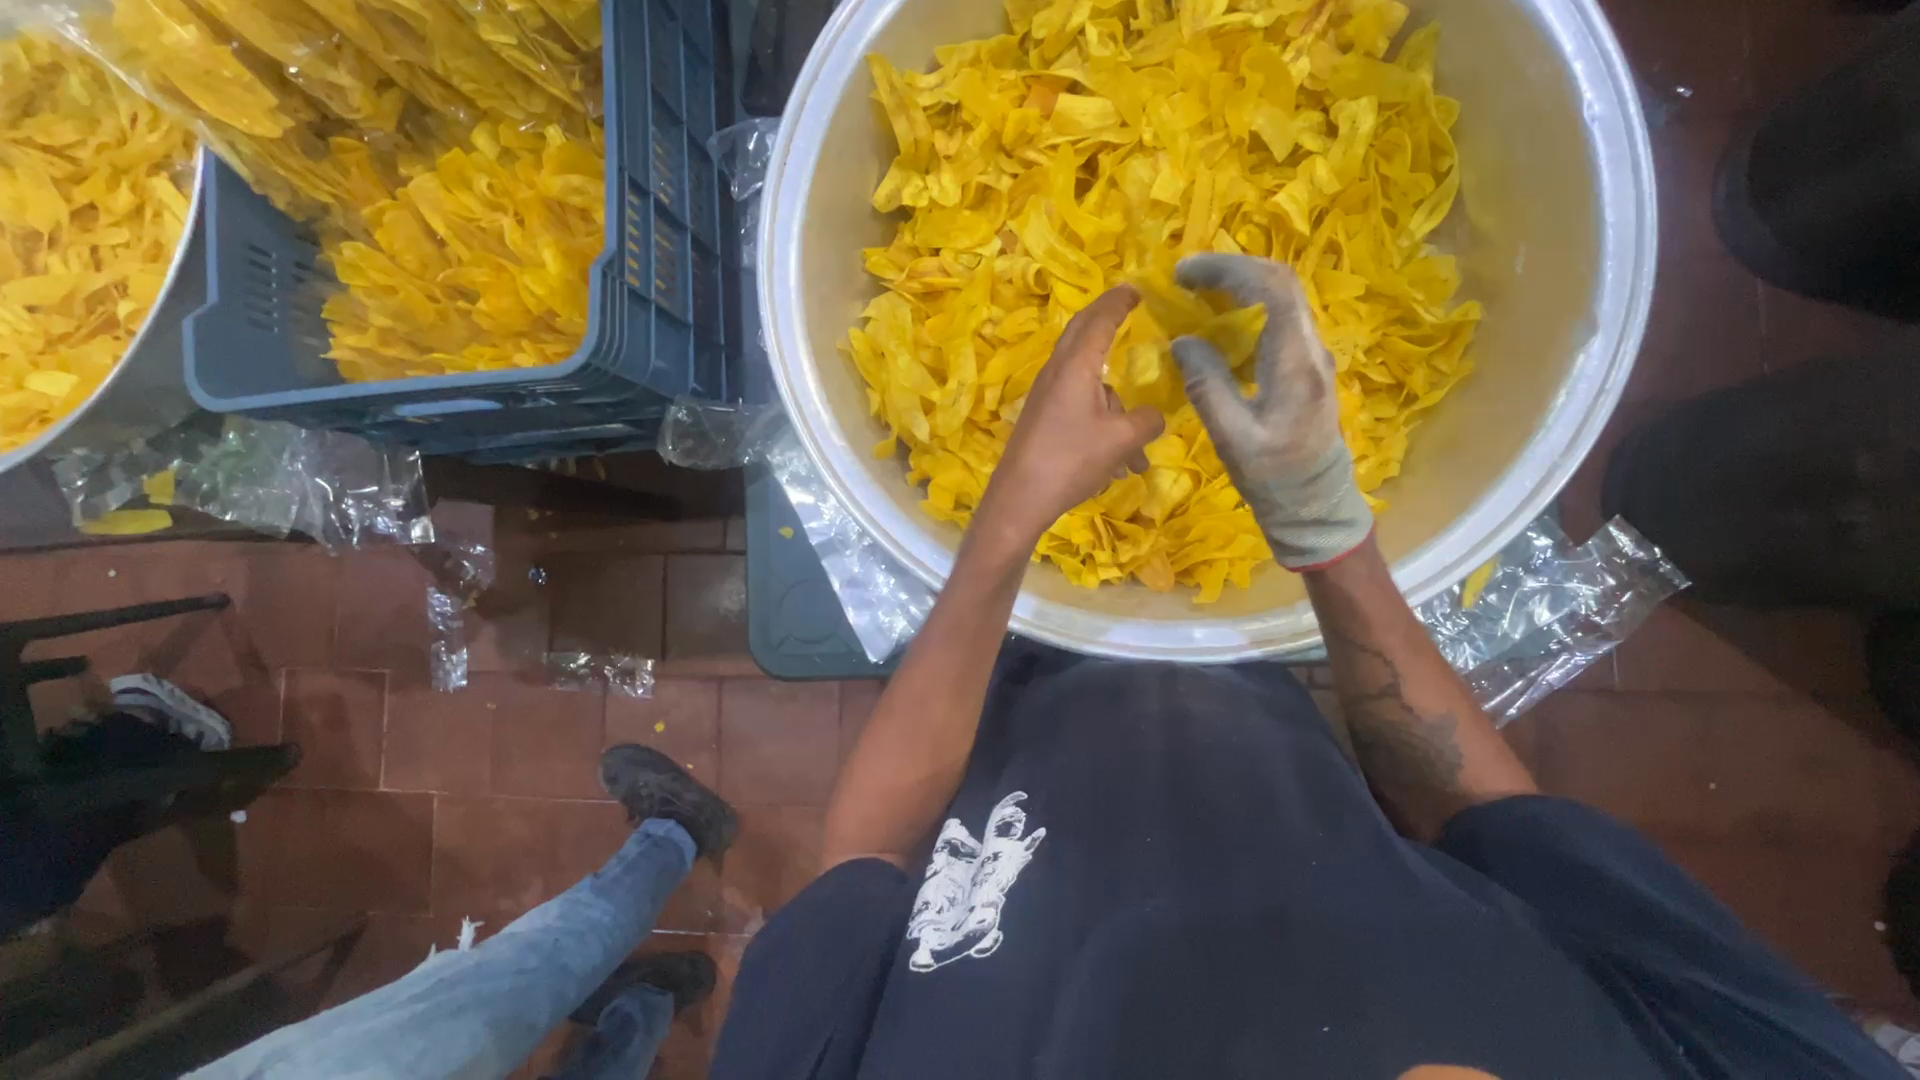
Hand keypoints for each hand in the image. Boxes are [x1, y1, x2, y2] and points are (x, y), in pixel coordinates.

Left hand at [974, 286, 1164, 552]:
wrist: (1020, 498)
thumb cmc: (1071, 459)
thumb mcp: (1121, 441)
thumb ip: (1146, 422)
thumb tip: (1154, 416)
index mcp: (1075, 366)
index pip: (1099, 320)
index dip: (1118, 302)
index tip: (1135, 289)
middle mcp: (1057, 374)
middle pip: (1082, 336)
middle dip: (1106, 322)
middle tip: (1127, 310)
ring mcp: (1046, 398)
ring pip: (1088, 386)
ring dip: (1116, 410)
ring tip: (1136, 457)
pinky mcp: (1042, 422)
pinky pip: (1079, 411)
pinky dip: (1102, 428)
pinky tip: (1116, 469)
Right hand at [1171, 254, 1372, 570]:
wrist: (1314, 506)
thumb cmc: (1272, 477)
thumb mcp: (1231, 436)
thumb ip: (1207, 384)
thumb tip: (1183, 342)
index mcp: (1296, 362)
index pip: (1272, 288)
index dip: (1228, 270)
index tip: (1184, 274)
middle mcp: (1313, 350)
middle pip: (1282, 284)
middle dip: (1233, 270)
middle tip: (1187, 277)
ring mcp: (1314, 357)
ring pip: (1284, 299)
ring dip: (1242, 286)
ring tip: (1199, 293)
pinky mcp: (1306, 369)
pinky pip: (1281, 321)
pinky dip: (1249, 309)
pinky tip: (1221, 323)